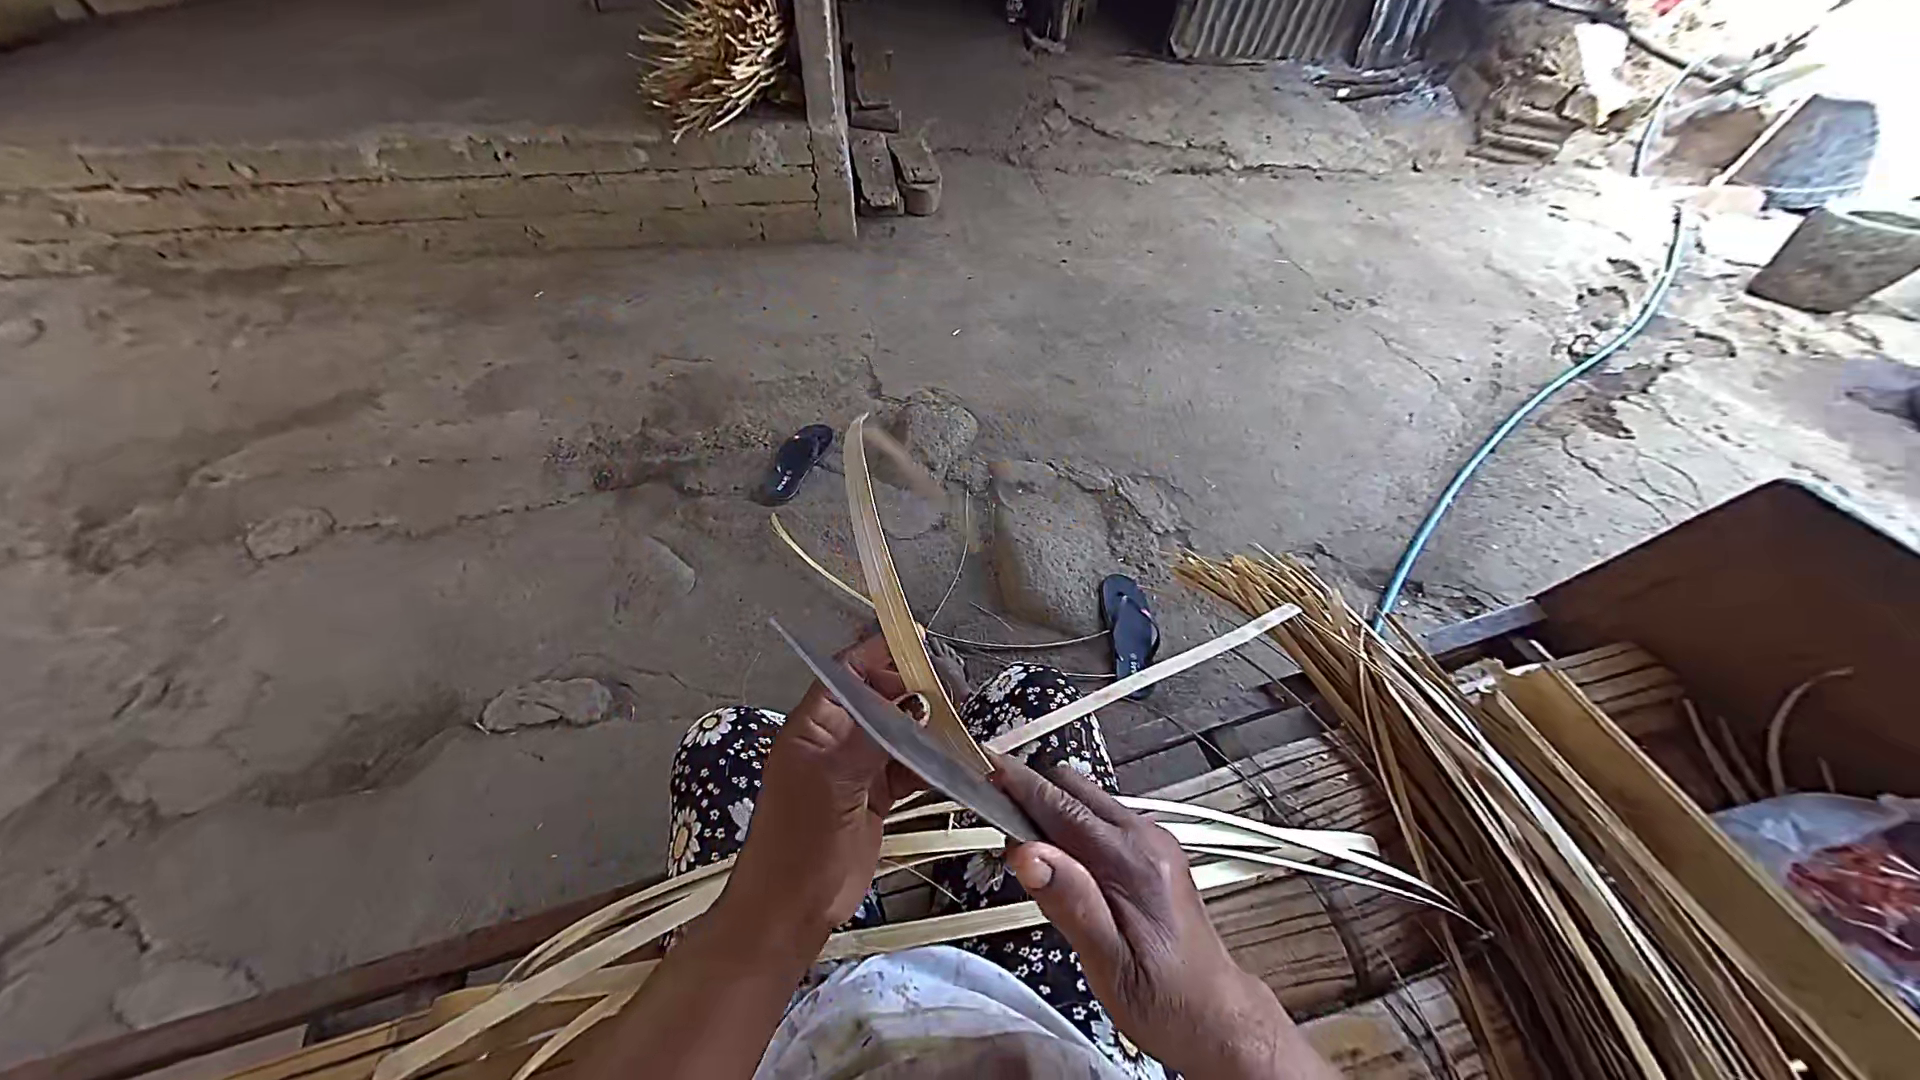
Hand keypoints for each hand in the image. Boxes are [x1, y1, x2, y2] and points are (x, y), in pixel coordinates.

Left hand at [721, 635, 920, 940]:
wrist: (791, 912)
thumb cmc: (799, 843)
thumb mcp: (835, 783)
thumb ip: (874, 740)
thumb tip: (913, 704)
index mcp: (812, 727)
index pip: (846, 673)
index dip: (877, 653)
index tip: (913, 640)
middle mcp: (834, 741)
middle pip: (876, 699)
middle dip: (909, 690)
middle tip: (947, 687)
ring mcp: (855, 768)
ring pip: (896, 733)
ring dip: (924, 727)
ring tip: (955, 721)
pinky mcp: (873, 795)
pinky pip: (905, 767)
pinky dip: (926, 763)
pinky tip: (949, 761)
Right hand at [992, 755, 1334, 1079]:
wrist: (1219, 1016)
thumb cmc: (1166, 1001)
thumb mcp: (1109, 965)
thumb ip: (1069, 902)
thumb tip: (1026, 853)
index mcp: (1131, 860)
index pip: (1061, 804)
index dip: (1020, 785)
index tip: (989, 772)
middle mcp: (1144, 836)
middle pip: (1074, 786)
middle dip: (1032, 793)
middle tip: (1000, 820)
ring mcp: (1152, 837)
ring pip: (1086, 797)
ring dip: (1051, 809)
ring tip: (1027, 849)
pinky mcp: (1153, 847)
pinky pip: (1100, 815)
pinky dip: (1070, 822)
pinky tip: (1063, 861)